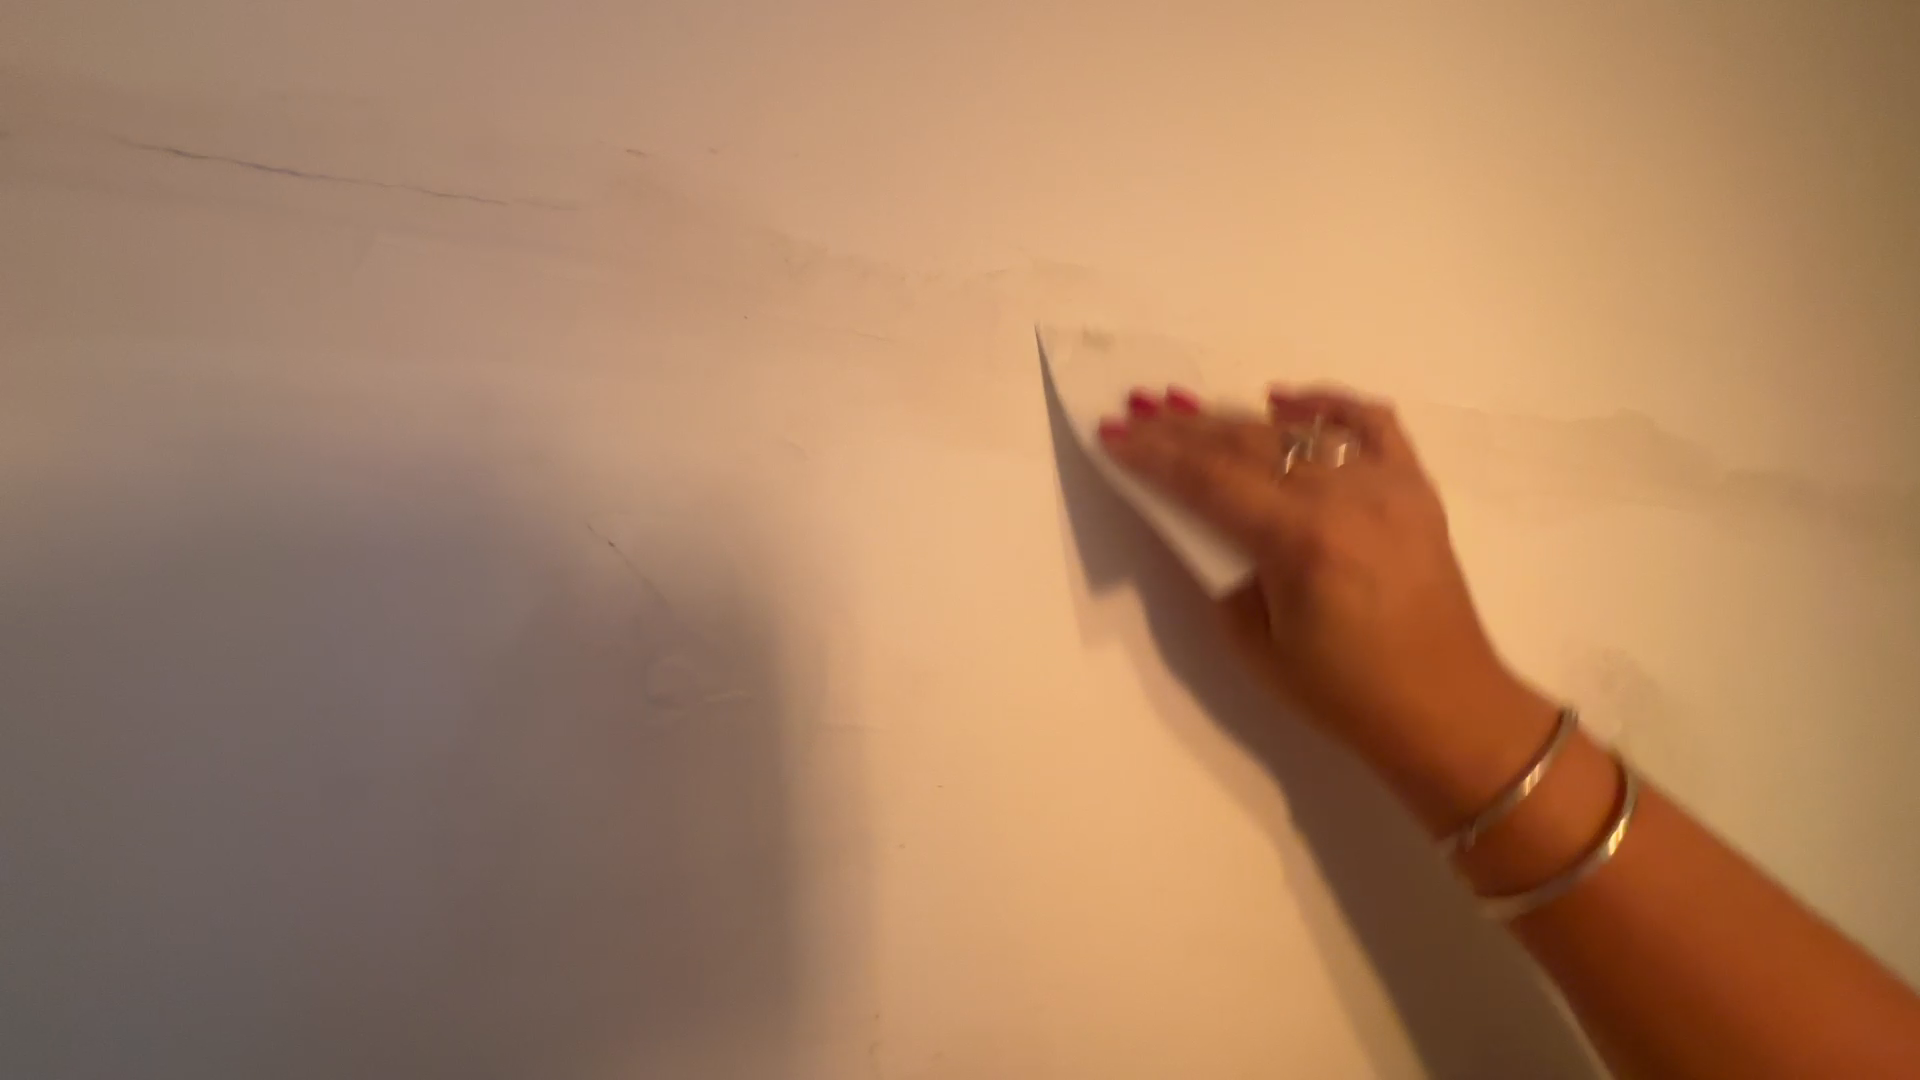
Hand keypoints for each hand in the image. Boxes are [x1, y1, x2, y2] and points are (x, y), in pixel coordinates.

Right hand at [1100, 385, 1554, 824]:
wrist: (1443, 707)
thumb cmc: (1338, 691)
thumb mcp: (1251, 642)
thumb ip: (1219, 568)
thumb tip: (1197, 518)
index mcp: (1301, 541)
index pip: (1208, 481)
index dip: (1153, 456)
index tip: (1111, 433)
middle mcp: (1347, 496)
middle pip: (1244, 444)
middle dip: (1180, 428)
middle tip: (1134, 409)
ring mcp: (1387, 484)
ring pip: (1294, 430)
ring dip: (1232, 418)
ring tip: (1184, 407)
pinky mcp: (1414, 486)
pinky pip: (1370, 423)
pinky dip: (1324, 406)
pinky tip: (1284, 404)